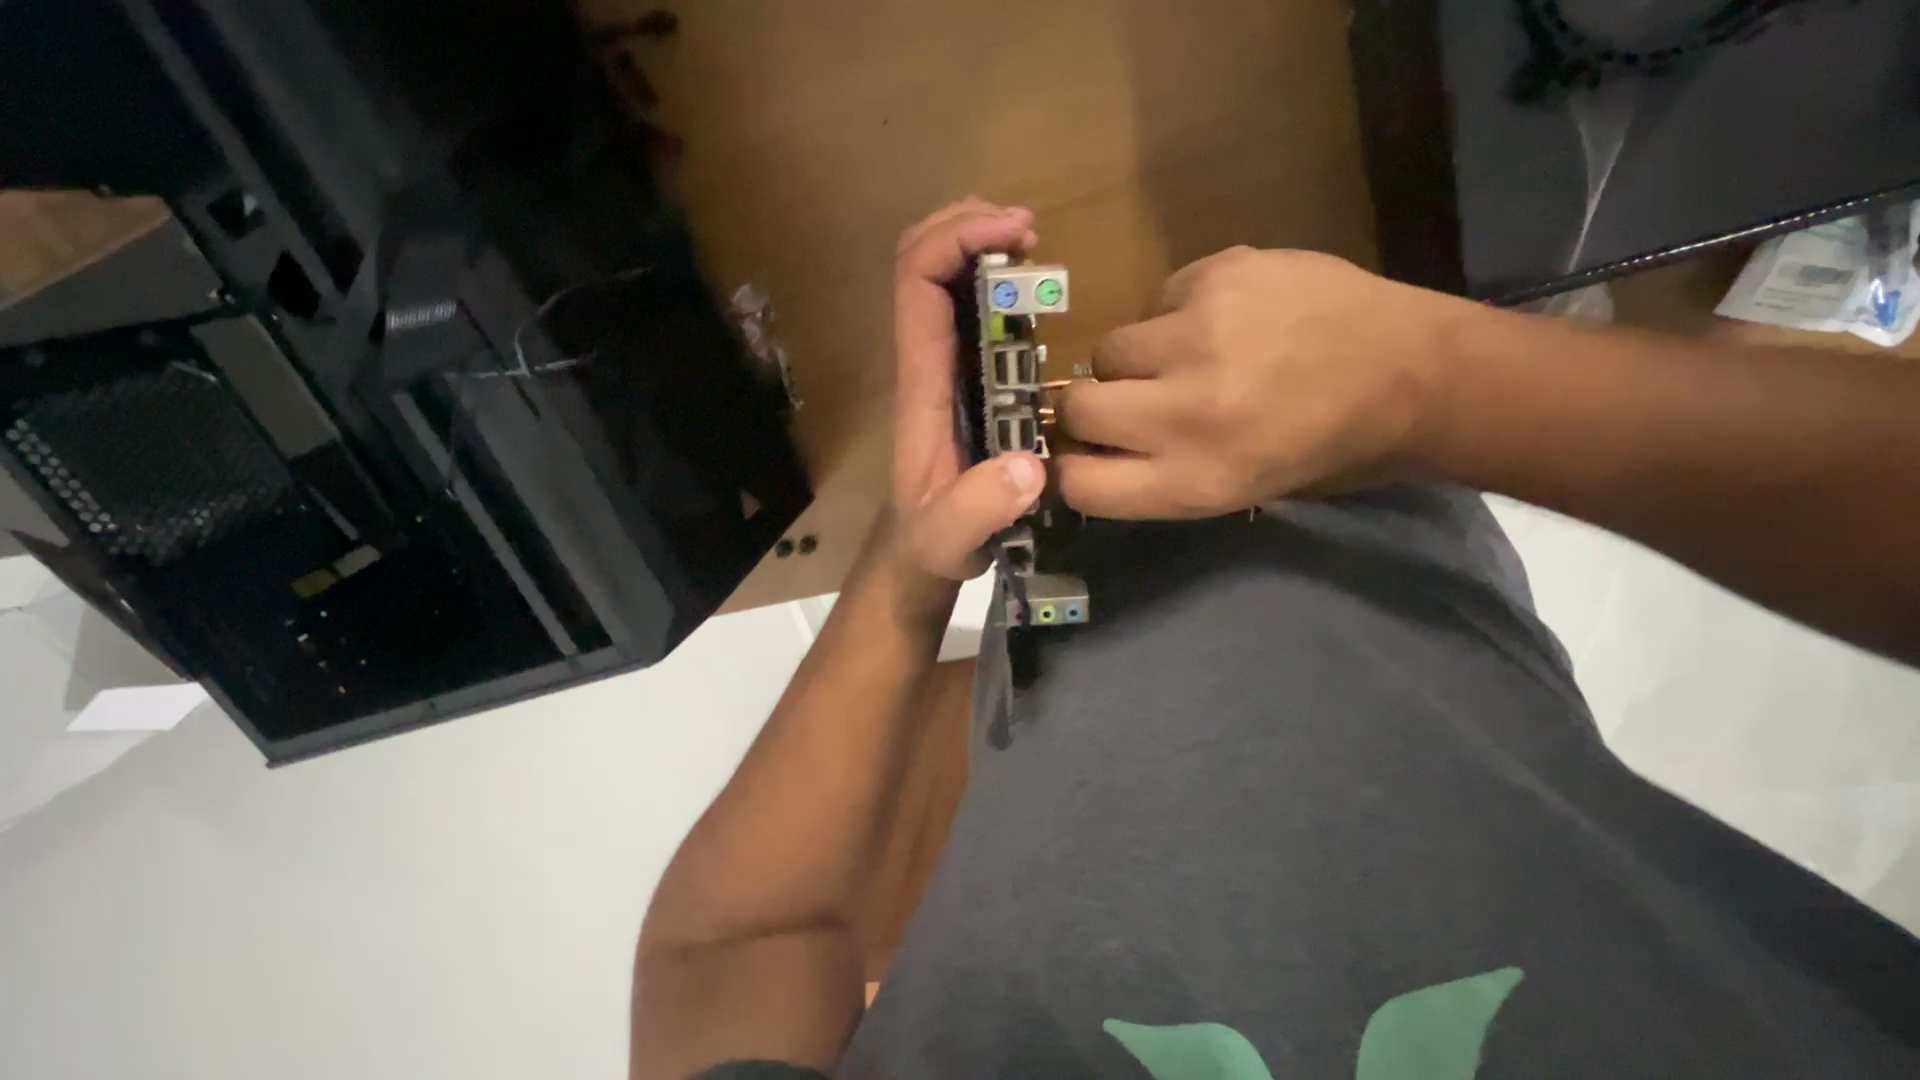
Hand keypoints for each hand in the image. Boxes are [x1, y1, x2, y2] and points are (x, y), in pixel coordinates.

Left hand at [892, 200, 1048, 577]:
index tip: (1017, 234)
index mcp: (921, 382)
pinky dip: (990, 276)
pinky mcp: (965, 378)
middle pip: (920, 262)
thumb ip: (980, 509)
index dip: (957, 241)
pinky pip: (965, 308)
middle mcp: (927, 361)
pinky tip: (1026, 284)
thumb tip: (1029, 467)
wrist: (922, 553)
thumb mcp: (952, 537)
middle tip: (1028, 231)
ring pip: (939, 278)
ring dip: (977, 243)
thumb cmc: (933, 541)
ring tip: (1030, 243)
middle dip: (967, 226)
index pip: (917, 285)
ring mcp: (943, 366)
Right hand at [1053, 247, 1474, 518]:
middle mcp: (1185, 412)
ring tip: (1194, 355)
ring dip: (1137, 358)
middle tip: (1140, 400)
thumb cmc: (1323, 449)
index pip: (1078, 482)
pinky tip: (1230, 319)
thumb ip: (1154, 475)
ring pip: (1109, 347)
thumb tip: (1088, 445)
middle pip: (1076, 408)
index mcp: (1194, 480)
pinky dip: (1178, 314)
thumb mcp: (1233, 491)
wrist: (1416, 372)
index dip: (1074, 468)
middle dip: (1096, 408)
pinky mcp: (1218, 274)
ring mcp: (1200, 335)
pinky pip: (1158, 300)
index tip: (1090, 453)